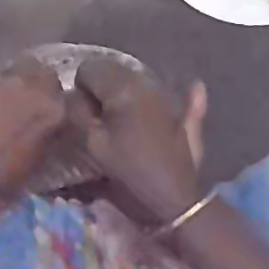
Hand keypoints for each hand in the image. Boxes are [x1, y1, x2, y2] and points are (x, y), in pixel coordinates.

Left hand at [0, 56, 67, 199]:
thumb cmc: (6, 171)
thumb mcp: (40, 155)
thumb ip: (51, 127)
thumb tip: (54, 117)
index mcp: (48, 105)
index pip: (62, 91)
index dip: (55, 99)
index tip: (50, 109)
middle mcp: (26, 84)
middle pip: (40, 70)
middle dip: (38, 82)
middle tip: (30, 100)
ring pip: (15, 69)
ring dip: (15, 81)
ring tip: (7, 100)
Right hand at [68, 58, 206, 224]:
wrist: (176, 200)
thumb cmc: (129, 170)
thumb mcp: (93, 143)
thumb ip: (78, 112)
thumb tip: (74, 96)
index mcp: (122, 88)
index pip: (88, 69)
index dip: (79, 88)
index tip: (83, 111)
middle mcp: (146, 83)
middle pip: (112, 68)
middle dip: (100, 85)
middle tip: (98, 114)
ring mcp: (169, 96)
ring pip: (137, 78)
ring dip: (124, 90)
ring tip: (121, 117)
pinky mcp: (186, 113)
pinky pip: (187, 94)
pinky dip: (187, 93)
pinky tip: (194, 88)